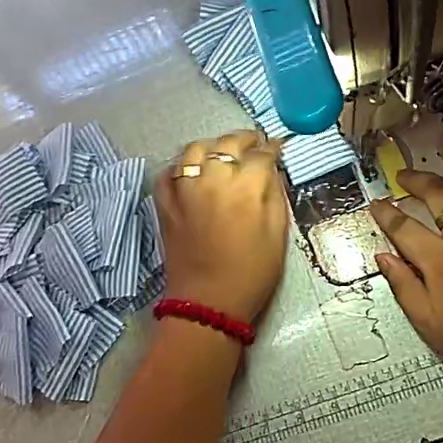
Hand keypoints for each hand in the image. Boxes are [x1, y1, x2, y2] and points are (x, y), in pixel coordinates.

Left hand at [157, 129, 289, 322]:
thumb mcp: (278, 234)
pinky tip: (193, 171)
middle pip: (228, 143)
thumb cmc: (252, 273)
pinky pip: (169, 171)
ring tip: (222, 152)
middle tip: (255, 144)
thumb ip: (275, 195)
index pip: (262, 154)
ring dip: (212, 145)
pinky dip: (182, 165)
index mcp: (246, 188)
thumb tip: (272, 171)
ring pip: (195, 149)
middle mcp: (213, 179)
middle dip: (245, 140)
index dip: (273, 149)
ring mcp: (184, 189)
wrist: (209, 302)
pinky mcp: (165, 203)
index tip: (277, 149)